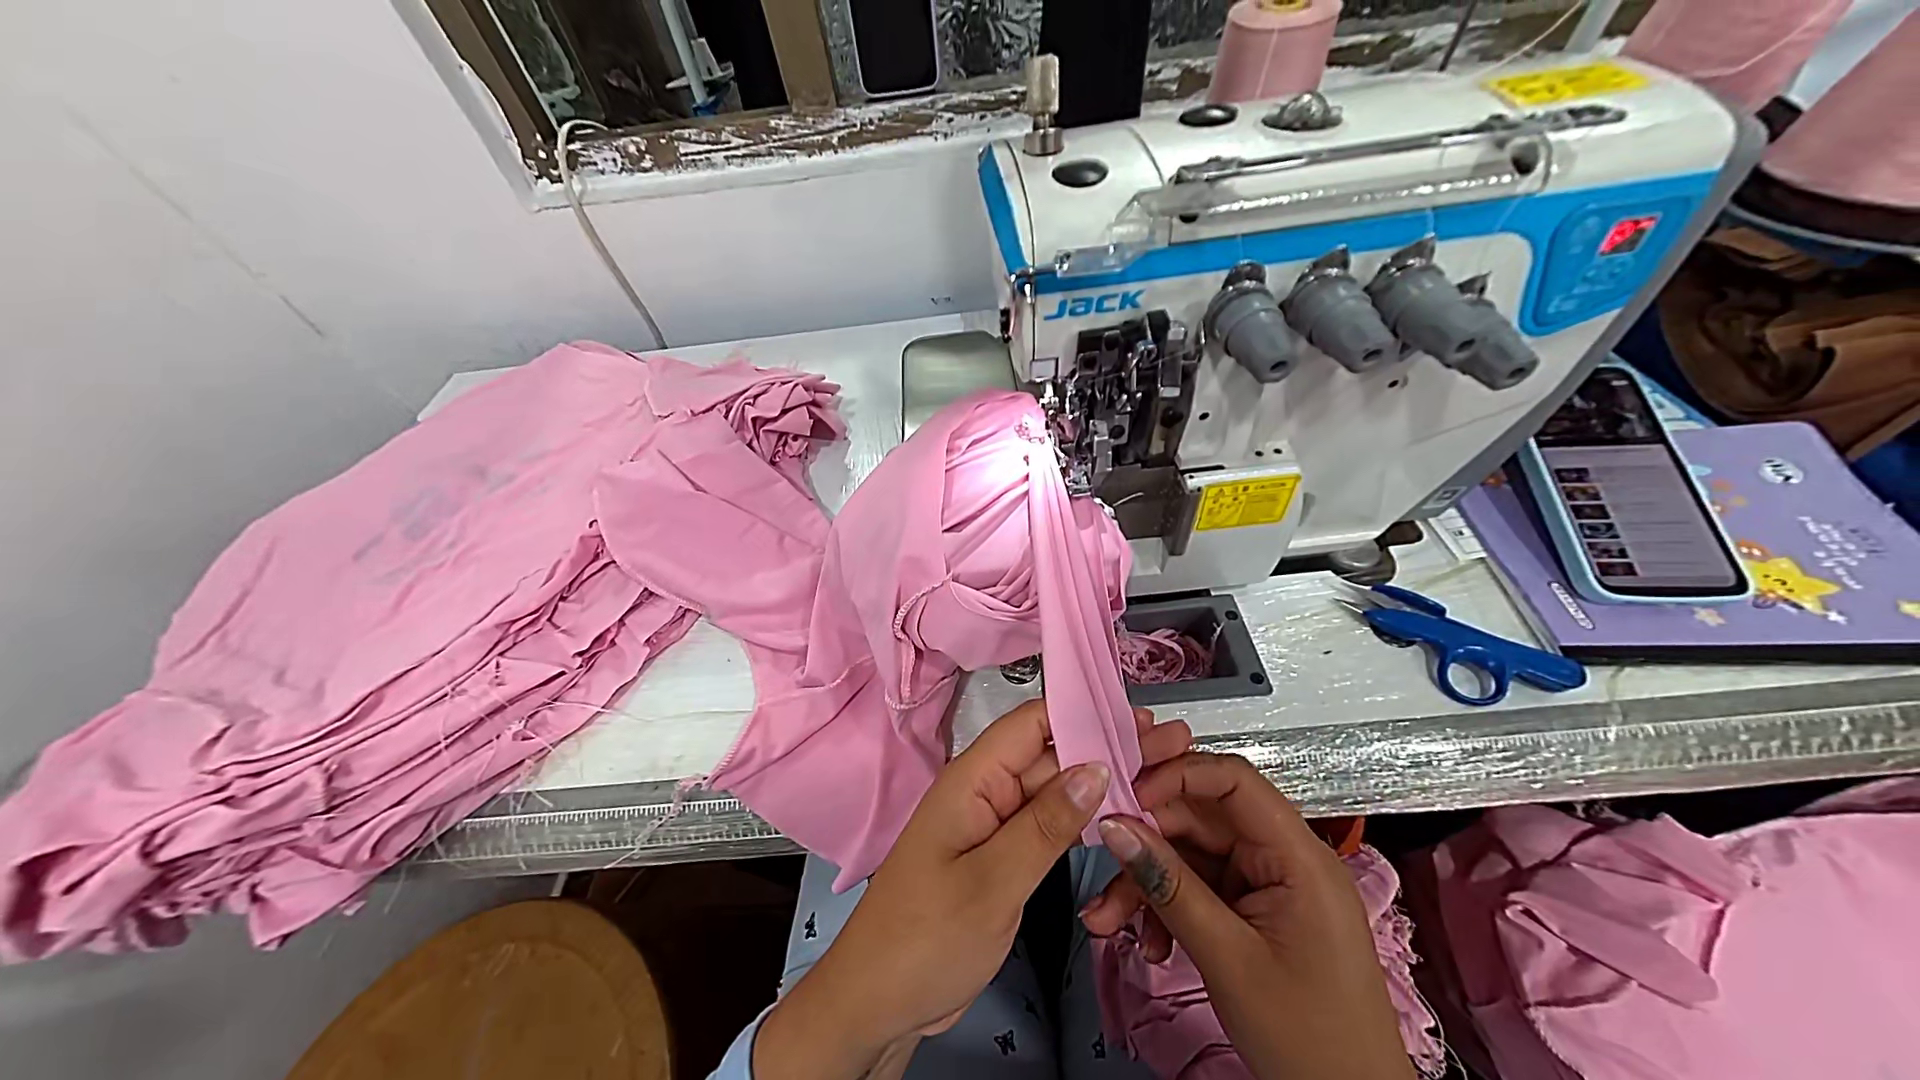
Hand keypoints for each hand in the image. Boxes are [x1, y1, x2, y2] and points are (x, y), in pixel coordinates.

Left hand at [754, 702, 1192, 1079]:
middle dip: (1106, 745)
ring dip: (1101, 780)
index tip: (1138, 715)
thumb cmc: (924, 938)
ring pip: (1054, 789)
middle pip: (1051, 755)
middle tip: (1169, 743)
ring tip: (1158, 771)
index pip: (1032, 724)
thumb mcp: (991, 881)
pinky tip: (1120, 815)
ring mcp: (994, 825)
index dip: (1083, 711)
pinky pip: (1047, 824)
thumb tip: (1095, 767)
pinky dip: (1084, 817)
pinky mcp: (1002, 856)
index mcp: (973, 780)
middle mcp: (985, 792)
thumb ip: (1045, 824)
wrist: (879, 1002)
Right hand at [1082, 753, 1413, 1079]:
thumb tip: (1115, 827)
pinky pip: (1196, 887)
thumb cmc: (1309, 1038)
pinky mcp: (1252, 908)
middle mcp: (1282, 857)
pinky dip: (1165, 907)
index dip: (1176, 775)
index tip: (1126, 794)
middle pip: (1199, 820)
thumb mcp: (1228, 957)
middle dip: (1145, 844)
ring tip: (1110, 920)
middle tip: (1102, 868)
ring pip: (1188, 855)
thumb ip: (1167, 885)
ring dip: (1145, 884)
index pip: (1233, 780)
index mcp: (1297, 856)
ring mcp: (1265, 883)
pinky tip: (1147, 940)